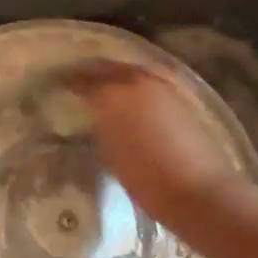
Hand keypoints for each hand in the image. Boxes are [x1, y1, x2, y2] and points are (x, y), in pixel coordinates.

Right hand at [63, 60, 253, 218]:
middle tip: (77, 79)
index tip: (58, 85)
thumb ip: (101, 125)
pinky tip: (133, 93)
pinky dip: (137, 82)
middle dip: (90, 72)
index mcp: (111, 95)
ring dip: (115, 74)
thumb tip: (97, 114)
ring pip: (130, 69)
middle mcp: (135, 81)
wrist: (199, 190)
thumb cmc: (147, 180)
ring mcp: (162, 84)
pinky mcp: (181, 93)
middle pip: (106, 67)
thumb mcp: (111, 153)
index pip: (81, 80)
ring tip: (104, 84)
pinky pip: (150, 78)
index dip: (67, 82)